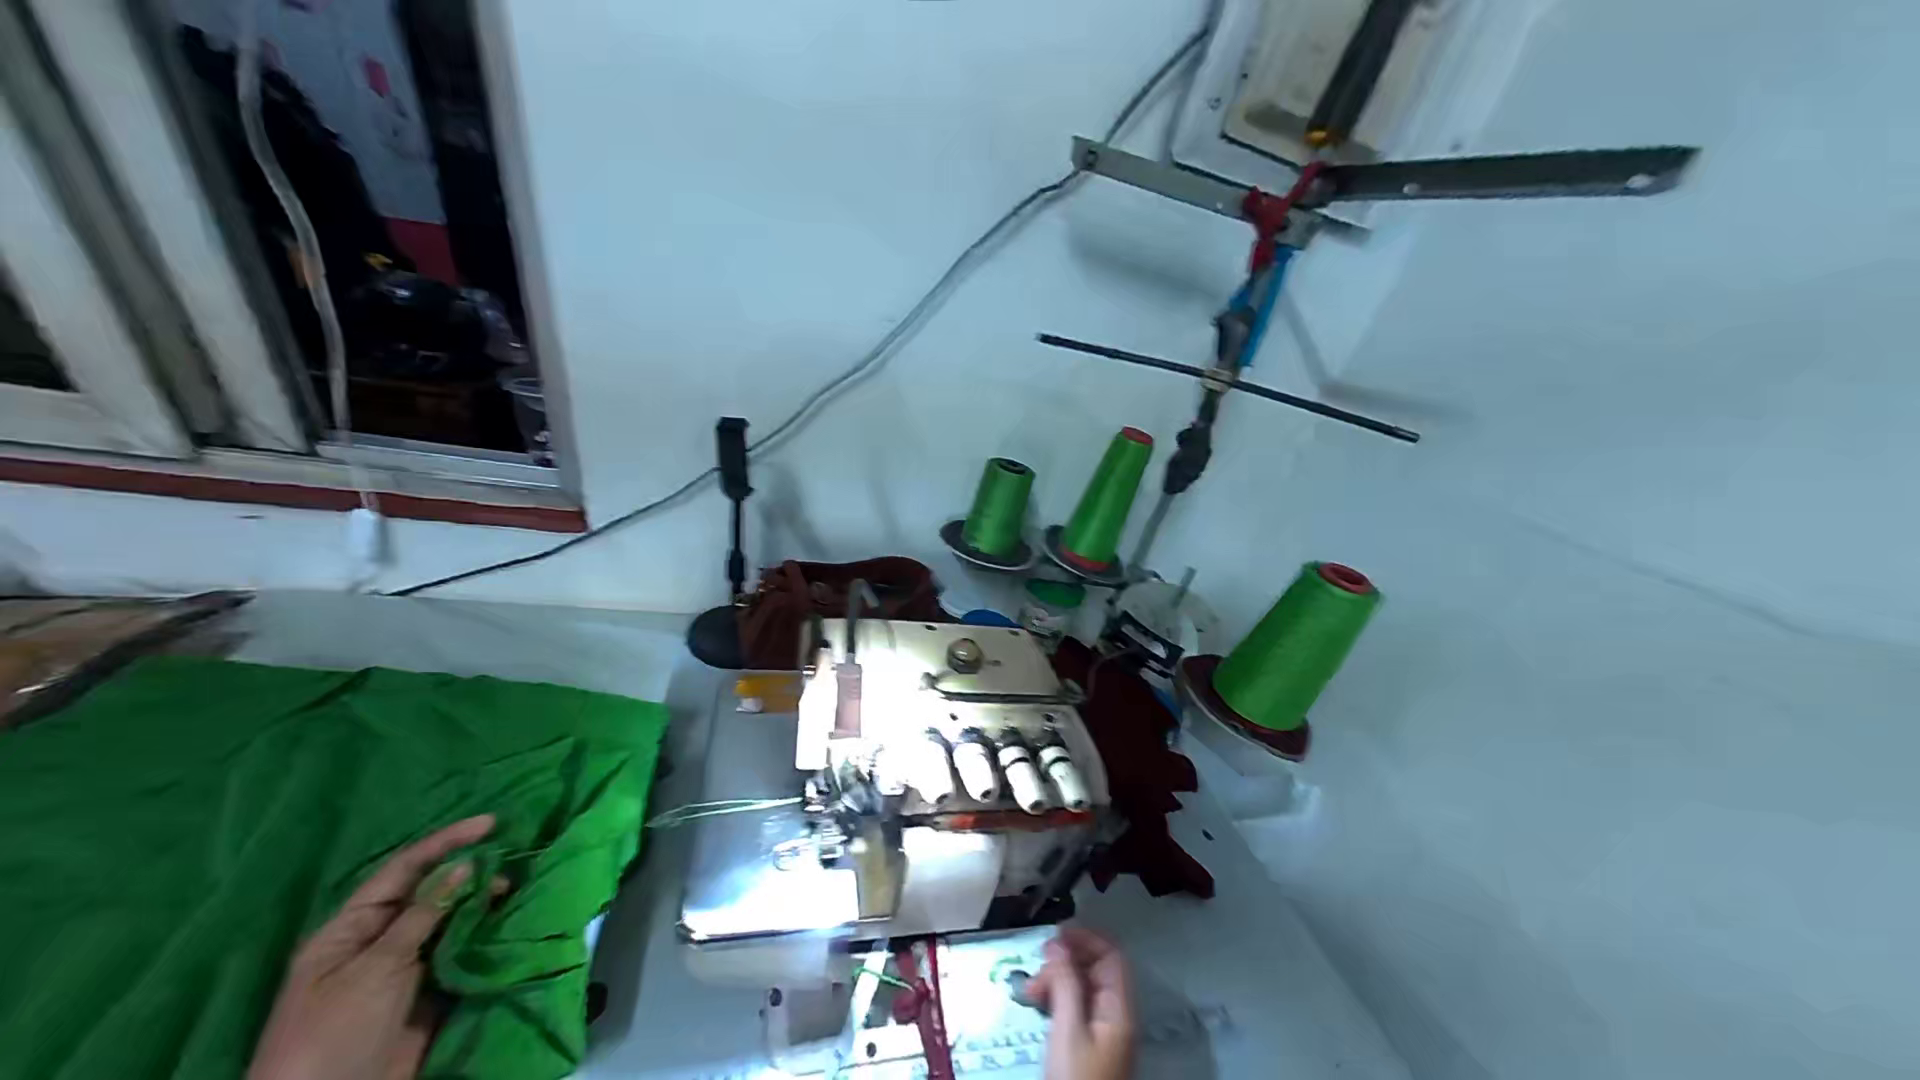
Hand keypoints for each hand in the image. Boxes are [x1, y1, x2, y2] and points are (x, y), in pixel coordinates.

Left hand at [247, 814, 496, 1079]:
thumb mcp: (374, 970)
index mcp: (350, 928)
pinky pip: (458, 949)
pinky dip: (483, 931)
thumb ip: (421, 916)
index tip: (489, 823)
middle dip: (467, 869)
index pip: (402, 870)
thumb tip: (463, 866)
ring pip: (448, 918)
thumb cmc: (334, 1033)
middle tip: (509, 855)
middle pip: (428, 891)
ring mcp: (403, 966)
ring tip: (512, 885)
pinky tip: (506, 919)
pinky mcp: (426, 990)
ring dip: (479, 899)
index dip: (445, 843)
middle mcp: (378, 939)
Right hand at [1029, 926, 1134, 1079]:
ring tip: (1031, 991)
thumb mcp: (1068, 1029)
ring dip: (1056, 980)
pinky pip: (1076, 1007)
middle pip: (1095, 969)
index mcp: (1119, 1009)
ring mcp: (1104, 1031)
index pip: (1111, 956)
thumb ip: (1066, 983)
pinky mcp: (1090, 1045)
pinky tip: (1039, 1005)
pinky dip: (1057, 999)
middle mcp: (1115, 1015)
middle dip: (1064, 961)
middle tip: (1036, 969)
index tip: (1055, 936)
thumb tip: (1058, 943)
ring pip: (1082, 987)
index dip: (1086, 938)